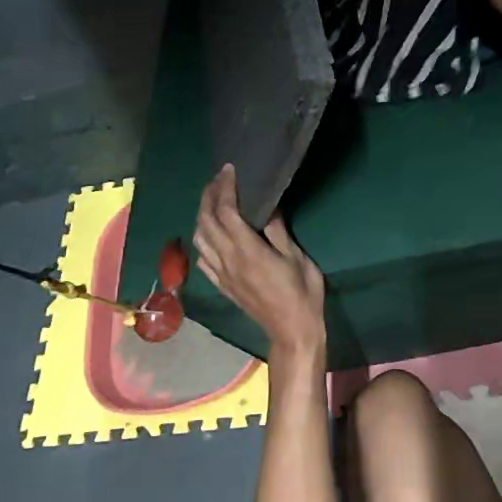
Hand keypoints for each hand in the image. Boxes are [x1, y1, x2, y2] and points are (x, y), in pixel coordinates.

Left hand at [194, 164, 326, 367]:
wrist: (291, 331)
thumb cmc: (301, 292)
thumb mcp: (296, 258)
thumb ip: (278, 231)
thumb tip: (269, 206)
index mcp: (247, 250)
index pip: (225, 211)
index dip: (224, 188)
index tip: (229, 170)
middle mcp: (227, 259)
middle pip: (206, 221)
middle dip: (208, 196)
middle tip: (219, 179)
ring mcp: (221, 274)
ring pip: (199, 239)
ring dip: (202, 216)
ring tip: (213, 202)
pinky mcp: (222, 285)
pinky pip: (203, 258)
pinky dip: (203, 240)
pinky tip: (212, 235)